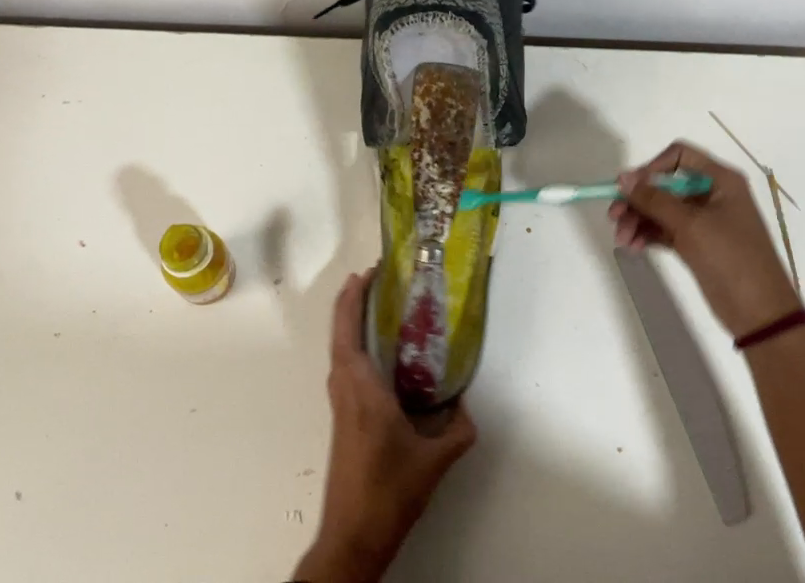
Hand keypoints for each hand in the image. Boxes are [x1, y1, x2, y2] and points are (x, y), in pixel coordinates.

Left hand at [294, 271, 477, 582]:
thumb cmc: (390, 490)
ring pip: (341, 352)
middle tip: (379, 281)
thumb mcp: (436, 458)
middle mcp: (345, 389)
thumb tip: (465, 405)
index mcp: (362, 388)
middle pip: (340, 334)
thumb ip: (458, 427)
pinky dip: (357, 348)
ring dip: (353, 325)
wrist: (354, 533)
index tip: (369, 272)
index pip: (349, 330)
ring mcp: (340, 404)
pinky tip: (383, 355)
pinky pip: (346, 369)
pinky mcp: (342, 419)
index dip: (354, 297)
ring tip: (382, 309)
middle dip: (354, 302)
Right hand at [609, 141, 802, 335]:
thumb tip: (623, 179)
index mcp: (720, 180)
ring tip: (622, 240)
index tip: (627, 188)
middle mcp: (712, 195)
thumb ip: (654, 199)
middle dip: (638, 200)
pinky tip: (634, 247)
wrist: (759, 312)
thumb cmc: (730, 258)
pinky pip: (666, 230)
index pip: (678, 156)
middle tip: (613, 217)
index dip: (650, 168)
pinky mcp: (697, 244)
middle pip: (665, 185)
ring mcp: (704, 221)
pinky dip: (648, 235)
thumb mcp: (690, 225)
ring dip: (639, 221)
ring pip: (662, 210)